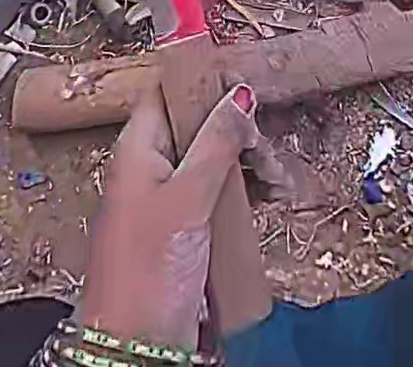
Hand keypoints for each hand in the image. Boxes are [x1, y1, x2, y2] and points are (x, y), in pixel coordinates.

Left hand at [78, 83, 260, 349]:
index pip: (168, 89)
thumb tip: (241, 91)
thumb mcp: (186, 200)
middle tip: (263, 146)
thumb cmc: (149, 270)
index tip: (241, 74)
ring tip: (276, 178)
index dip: (201, 76)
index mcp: (140, 146)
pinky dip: (248, 184)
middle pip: (201, 120)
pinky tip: (273, 193)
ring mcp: (174, 191)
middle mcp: (156, 161)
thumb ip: (216, 142)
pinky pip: (223, 185)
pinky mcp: (192, 219)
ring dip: (249, 157)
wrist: (136, 353)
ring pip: (217, 152)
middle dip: (237, 125)